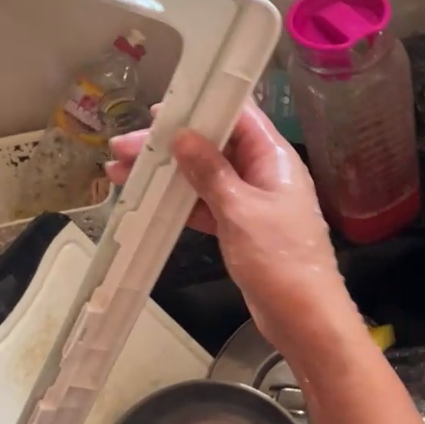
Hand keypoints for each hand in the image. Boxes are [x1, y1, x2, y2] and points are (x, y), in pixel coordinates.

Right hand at [106, 103, 355, 359]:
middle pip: (214, 144)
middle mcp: (264, 172)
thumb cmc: (279, 259)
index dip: (200, 106)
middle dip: (170, 143)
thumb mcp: (240, 210)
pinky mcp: (241, 228)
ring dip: (167, 173)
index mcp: (274, 157)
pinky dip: (179, 201)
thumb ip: (210, 172)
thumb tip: (183, 136)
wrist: (304, 318)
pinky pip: (206, 204)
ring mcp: (252, 201)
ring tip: (120, 170)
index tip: (160, 110)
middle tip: (123, 146)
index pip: (238, 115)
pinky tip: (147, 198)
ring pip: (205, 175)